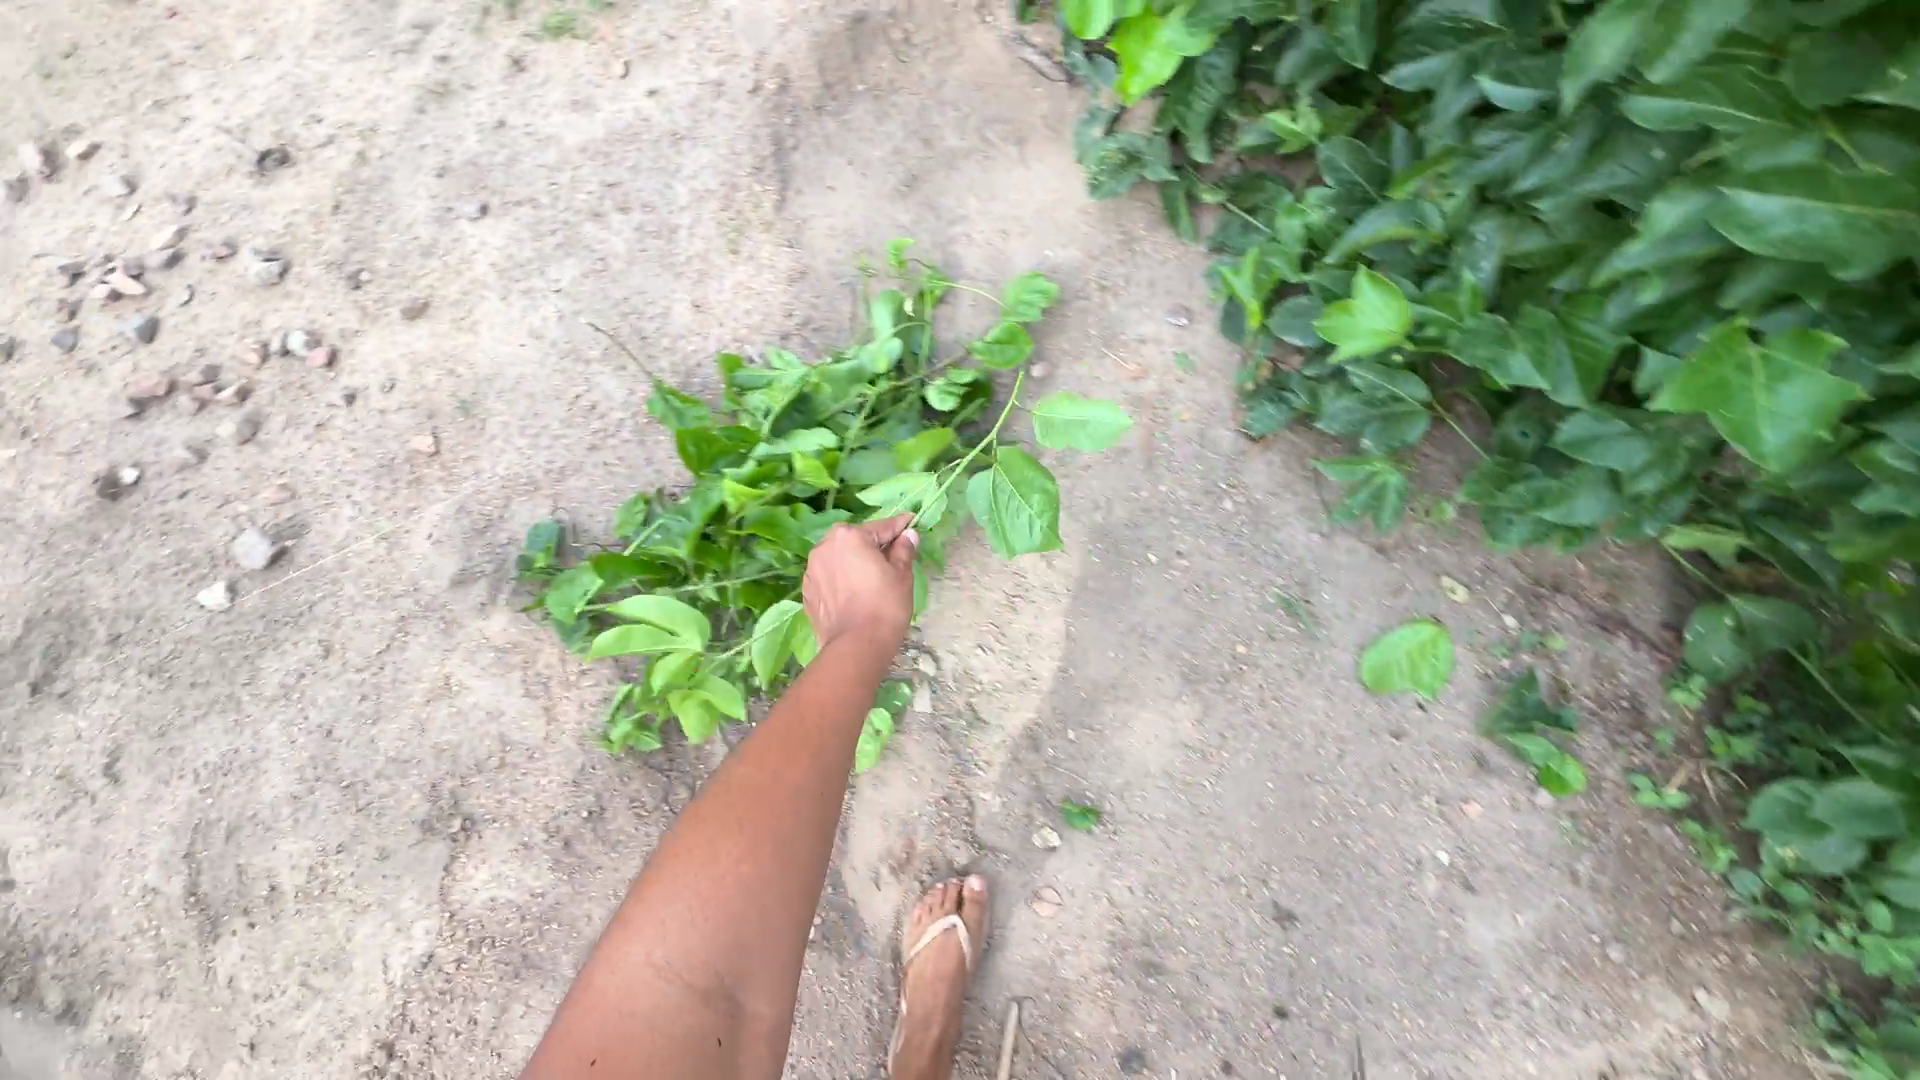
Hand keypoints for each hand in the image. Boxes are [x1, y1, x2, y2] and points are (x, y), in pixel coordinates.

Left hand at [802, 514, 918, 652]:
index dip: (899, 526)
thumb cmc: (885, 605)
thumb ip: (903, 550)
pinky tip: (852, 592)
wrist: (856, 646)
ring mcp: (811, 569)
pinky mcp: (807, 591)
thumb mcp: (902, 574)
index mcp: (850, 536)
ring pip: (838, 557)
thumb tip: (908, 535)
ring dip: (853, 561)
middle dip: (871, 543)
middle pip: (854, 539)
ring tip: (869, 576)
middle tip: (890, 555)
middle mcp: (825, 546)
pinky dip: (840, 578)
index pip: (881, 527)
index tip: (910, 522)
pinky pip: (828, 576)